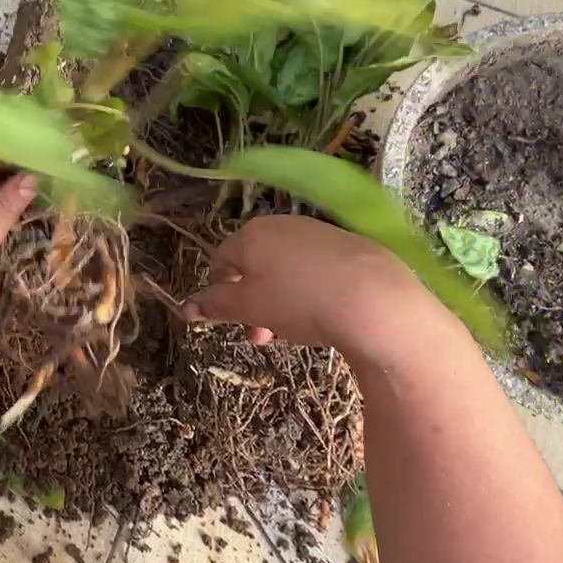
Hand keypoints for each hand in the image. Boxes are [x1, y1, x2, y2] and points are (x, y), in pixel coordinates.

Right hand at [183, 215, 425, 349]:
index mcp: (251, 234)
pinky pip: (318, 268)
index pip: (221, 259)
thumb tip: (185, 306)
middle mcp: (282, 225)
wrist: (376, 301)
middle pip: (254, 263)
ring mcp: (319, 233)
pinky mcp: (352, 246)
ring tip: (295, 331)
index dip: (220, 291)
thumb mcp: (249, 308)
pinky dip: (312, 289)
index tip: (231, 322)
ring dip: (280, 298)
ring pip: (286, 267)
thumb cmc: (299, 301)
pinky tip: (326, 314)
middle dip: (252, 301)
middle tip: (261, 336)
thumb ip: (215, 305)